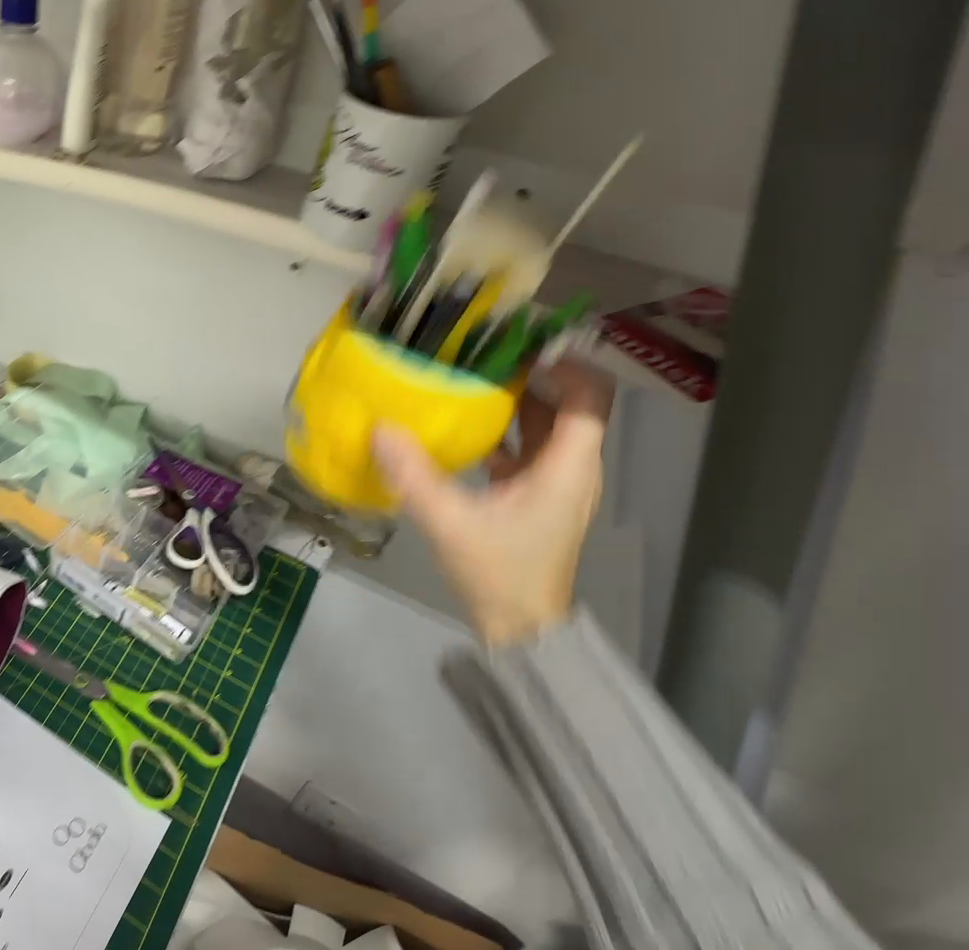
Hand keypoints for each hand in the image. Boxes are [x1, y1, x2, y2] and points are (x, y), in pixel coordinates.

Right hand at [372, 359, 615, 645]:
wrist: (521, 626)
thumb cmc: (500, 573)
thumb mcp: (451, 524)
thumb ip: (416, 477)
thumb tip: (380, 428)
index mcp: (567, 466)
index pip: (591, 397)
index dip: (565, 363)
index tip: (518, 344)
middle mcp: (571, 467)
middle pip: (566, 403)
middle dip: (528, 374)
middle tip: (478, 354)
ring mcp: (555, 482)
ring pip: (544, 425)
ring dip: (513, 400)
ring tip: (465, 380)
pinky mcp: (536, 495)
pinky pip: (526, 448)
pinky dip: (501, 429)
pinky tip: (460, 427)